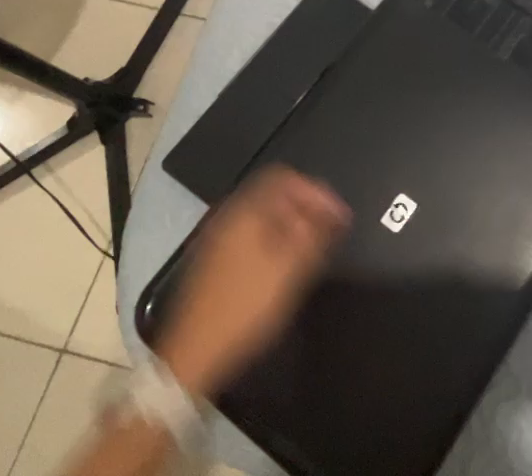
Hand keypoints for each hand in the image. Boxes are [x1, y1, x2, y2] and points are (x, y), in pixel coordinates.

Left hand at [157, 165, 349, 395]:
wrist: (194, 352)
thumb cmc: (246, 307)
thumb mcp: (289, 270)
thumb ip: (314, 233)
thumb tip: (334, 210)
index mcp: (246, 212)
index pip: (283, 177)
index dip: (315, 189)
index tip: (337, 212)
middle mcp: (229, 217)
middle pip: (272, 194)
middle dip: (305, 206)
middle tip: (329, 228)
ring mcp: (218, 238)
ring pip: (262, 215)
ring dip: (292, 223)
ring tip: (313, 246)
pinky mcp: (216, 260)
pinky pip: (251, 234)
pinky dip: (274, 238)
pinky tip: (287, 262)